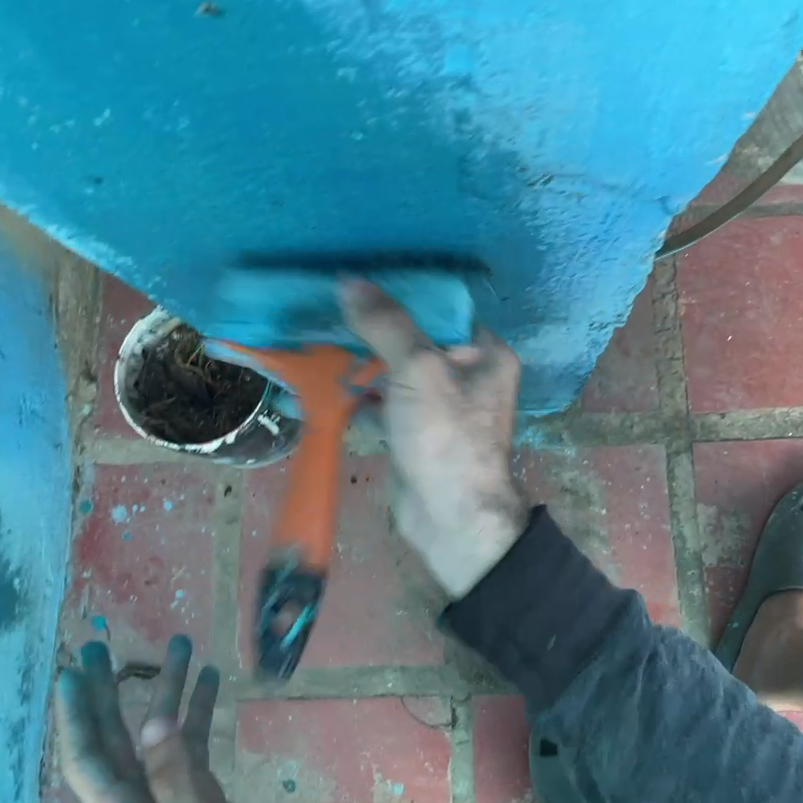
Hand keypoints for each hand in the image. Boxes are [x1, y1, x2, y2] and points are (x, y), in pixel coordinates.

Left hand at [54, 637, 285, 802]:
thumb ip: (175, 775)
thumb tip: (153, 720)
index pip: (87, 757)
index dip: (75, 715)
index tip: (68, 673)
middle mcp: (138, 799)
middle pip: (114, 737)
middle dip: (106, 691)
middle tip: (98, 646)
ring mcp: (167, 796)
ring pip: (157, 733)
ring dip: (164, 689)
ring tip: (179, 644)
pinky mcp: (197, 794)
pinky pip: (190, 744)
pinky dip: (197, 709)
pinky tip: (211, 679)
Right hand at [340, 280, 529, 597]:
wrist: (450, 519)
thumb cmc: (445, 436)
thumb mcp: (417, 370)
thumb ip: (386, 325)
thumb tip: (349, 282)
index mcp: (485, 352)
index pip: (441, 310)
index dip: (401, 295)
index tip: (359, 284)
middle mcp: (468, 376)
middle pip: (414, 341)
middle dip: (372, 331)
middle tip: (330, 312)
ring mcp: (441, 408)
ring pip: (395, 374)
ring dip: (359, 364)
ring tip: (317, 342)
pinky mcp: (416, 434)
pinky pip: (384, 404)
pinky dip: (357, 397)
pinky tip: (322, 385)